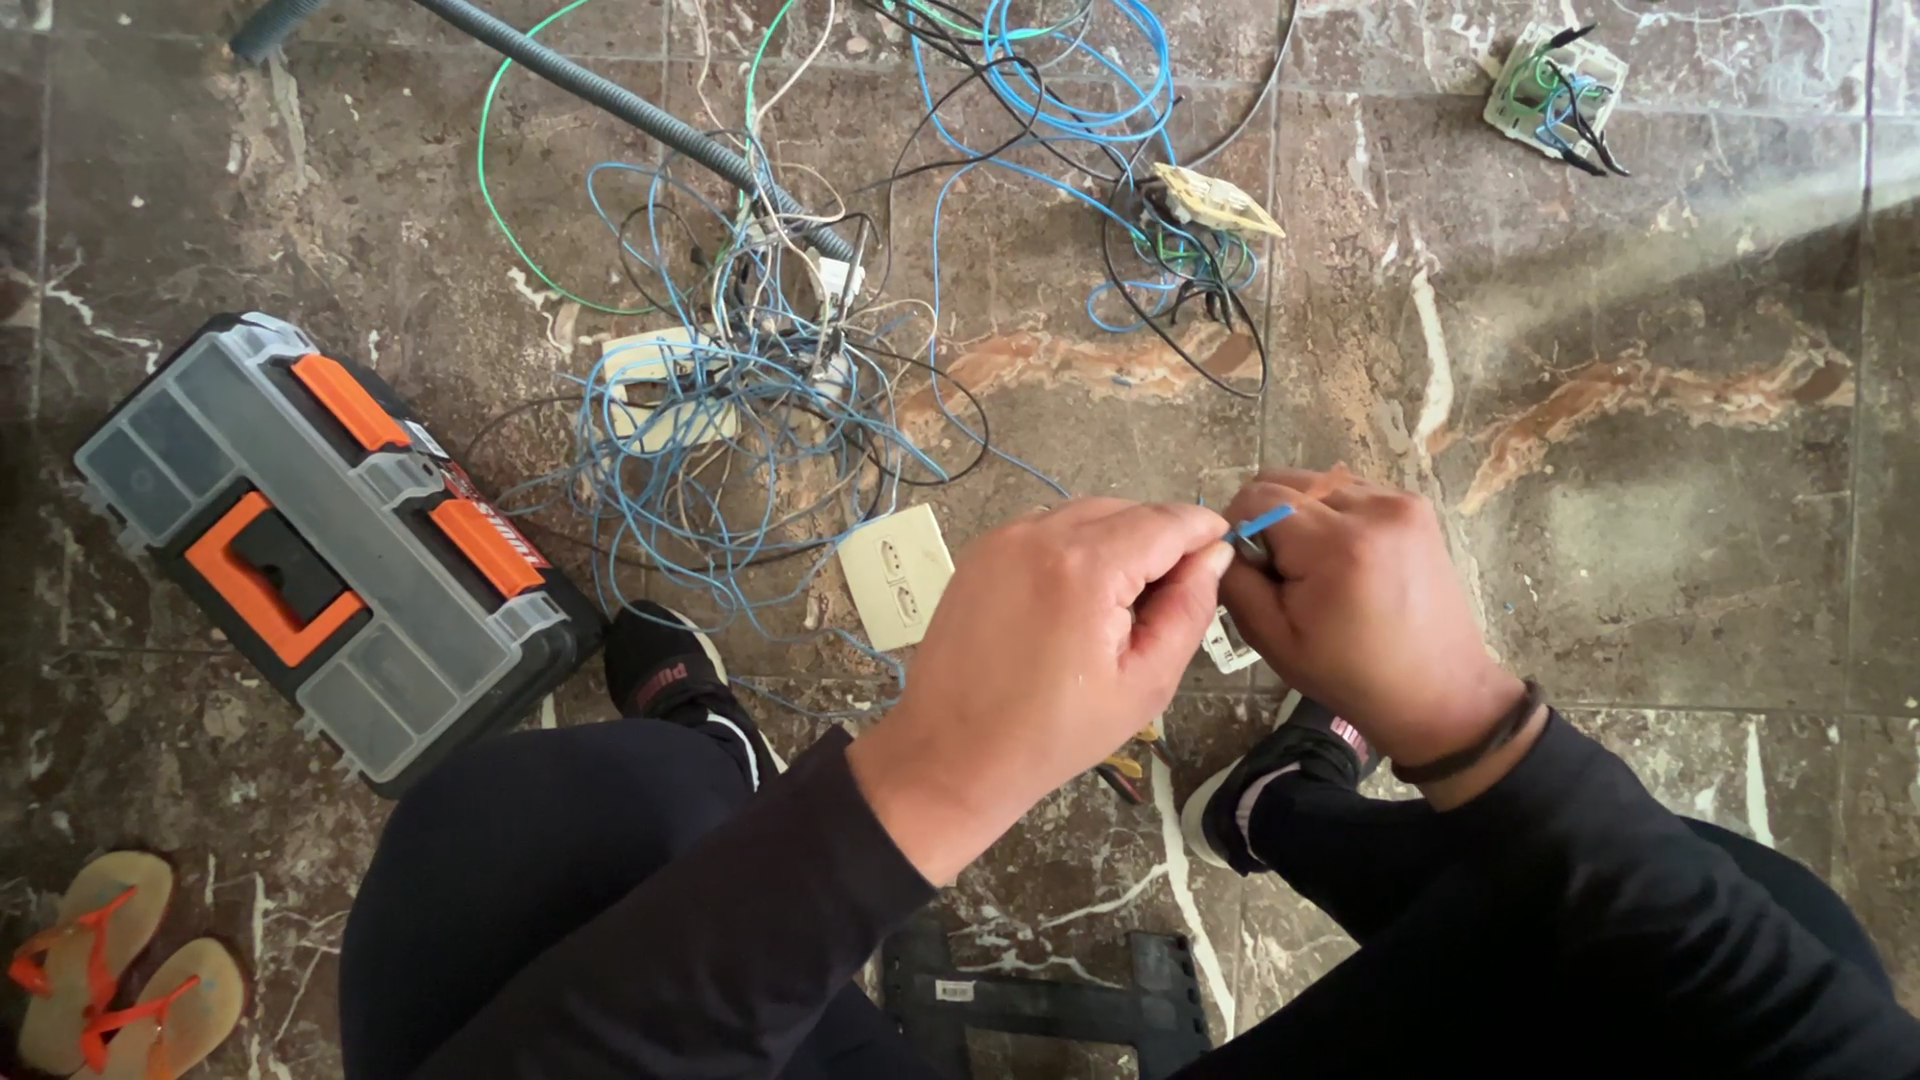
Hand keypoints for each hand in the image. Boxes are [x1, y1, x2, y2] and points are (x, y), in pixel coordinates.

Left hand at [848, 499, 1232, 882]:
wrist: (952, 752)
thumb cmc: (1054, 734)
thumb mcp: (1143, 683)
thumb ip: (1187, 610)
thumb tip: (1212, 556)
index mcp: (1084, 568)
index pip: (1164, 521)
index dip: (1201, 529)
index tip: (1220, 549)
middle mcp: (1039, 535)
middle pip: (1124, 510)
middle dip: (1159, 539)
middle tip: (1169, 593)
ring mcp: (1002, 538)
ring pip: (1083, 514)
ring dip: (1115, 539)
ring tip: (1120, 601)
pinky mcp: (980, 551)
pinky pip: (1045, 528)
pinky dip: (1073, 545)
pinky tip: (1074, 596)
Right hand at [1219, 469, 1526, 773]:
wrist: (1438, 692)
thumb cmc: (1347, 674)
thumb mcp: (1271, 637)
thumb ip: (1235, 580)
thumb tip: (1221, 542)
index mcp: (1336, 544)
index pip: (1256, 498)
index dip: (1237, 528)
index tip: (1246, 568)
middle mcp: (1374, 508)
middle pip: (1283, 480)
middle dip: (1264, 518)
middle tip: (1276, 569)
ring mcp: (1400, 501)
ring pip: (1313, 482)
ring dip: (1297, 515)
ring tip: (1311, 565)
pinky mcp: (1414, 506)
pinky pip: (1345, 490)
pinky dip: (1328, 515)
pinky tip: (1338, 558)